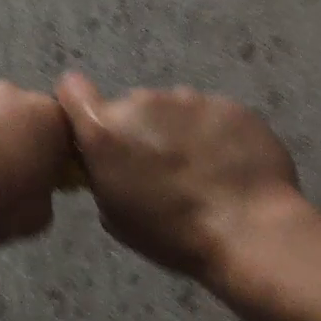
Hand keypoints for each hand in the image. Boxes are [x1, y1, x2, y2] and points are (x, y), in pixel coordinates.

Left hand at [0, 81, 72, 245]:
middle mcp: (9, 92)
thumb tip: (34, 191)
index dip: (54, 157)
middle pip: (21, 118)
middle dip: (16, 142)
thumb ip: (45, 198)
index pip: (64, 132)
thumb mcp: (34, 219)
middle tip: (2, 177)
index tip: (41, 179)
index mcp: (46, 116)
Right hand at [55, 73, 306, 277]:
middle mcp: (141, 103)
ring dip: (177, 129)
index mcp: (104, 129)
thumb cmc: (170, 232)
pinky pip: (211, 114)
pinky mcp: (229, 105)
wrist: (249, 232)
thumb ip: (102, 173)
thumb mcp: (114, 214)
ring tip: (200, 167)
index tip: (91, 125)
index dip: (79, 104)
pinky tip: (229, 165)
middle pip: (130, 106)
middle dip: (139, 129)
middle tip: (159, 166)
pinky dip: (214, 134)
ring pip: (173, 109)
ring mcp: (189, 100)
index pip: (71, 89)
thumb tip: (111, 162)